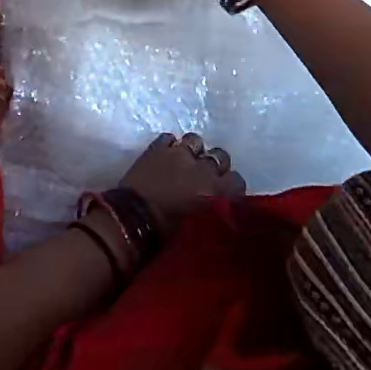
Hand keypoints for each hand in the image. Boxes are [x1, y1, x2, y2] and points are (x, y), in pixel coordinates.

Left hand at [118, 132, 245, 230]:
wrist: (133, 218)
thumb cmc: (168, 231)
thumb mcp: (201, 225)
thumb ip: (212, 209)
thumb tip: (213, 204)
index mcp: (216, 190)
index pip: (237, 180)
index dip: (231, 186)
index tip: (225, 192)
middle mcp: (202, 167)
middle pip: (220, 156)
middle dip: (214, 164)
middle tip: (204, 174)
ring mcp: (178, 153)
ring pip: (195, 140)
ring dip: (192, 150)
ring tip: (184, 160)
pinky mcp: (156, 148)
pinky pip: (168, 138)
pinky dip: (169, 145)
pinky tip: (165, 153)